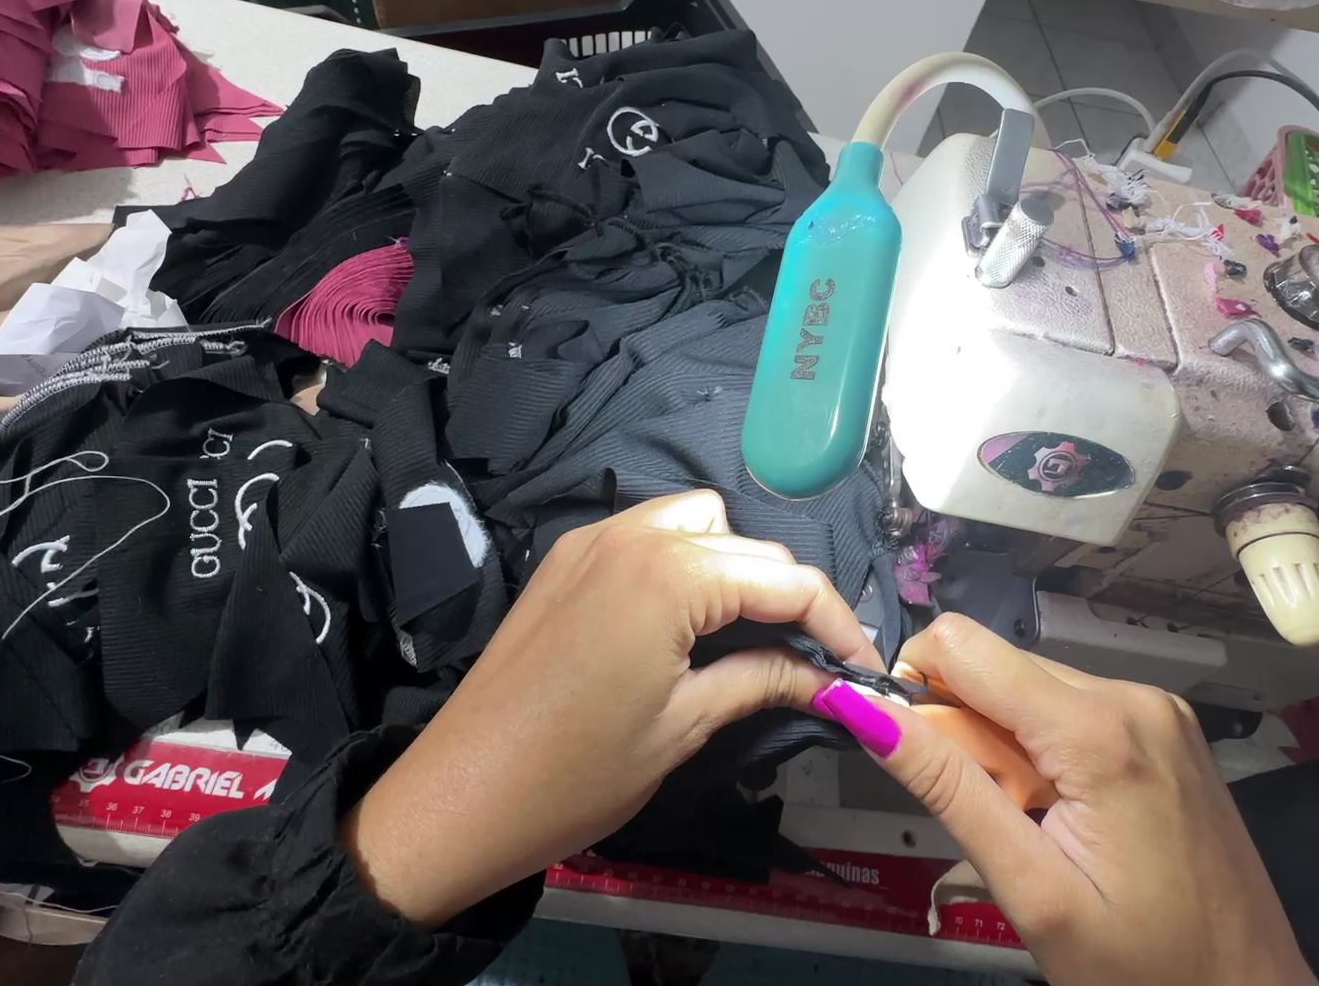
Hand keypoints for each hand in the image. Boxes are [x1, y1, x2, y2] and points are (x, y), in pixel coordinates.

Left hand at [342, 491, 880, 925]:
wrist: (458, 797)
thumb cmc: (577, 772)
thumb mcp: (685, 726)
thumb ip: (764, 680)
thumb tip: (829, 676)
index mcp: (671, 573)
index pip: (786, 580)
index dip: (836, 622)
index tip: (860, 665)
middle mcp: (634, 533)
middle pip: (747, 545)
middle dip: (787, 595)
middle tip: (806, 656)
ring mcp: (593, 539)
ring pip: (698, 521)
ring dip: (734, 563)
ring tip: (742, 627)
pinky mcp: (567, 557)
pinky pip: (647, 532)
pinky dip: (683, 558)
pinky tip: (683, 613)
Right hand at [813, 615, 1312, 985]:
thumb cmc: (1144, 971)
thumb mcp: (1030, 888)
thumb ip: (943, 786)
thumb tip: (862, 707)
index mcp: (1096, 727)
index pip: (960, 643)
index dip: (917, 683)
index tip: (922, 751)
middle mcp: (1129, 692)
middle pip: (994, 662)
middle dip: (965, 723)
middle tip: (994, 808)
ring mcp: (1154, 705)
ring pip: (1026, 680)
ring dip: (1003, 735)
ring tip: (1035, 815)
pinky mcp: (1164, 722)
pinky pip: (1066, 700)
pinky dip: (1041, 740)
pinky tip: (1067, 805)